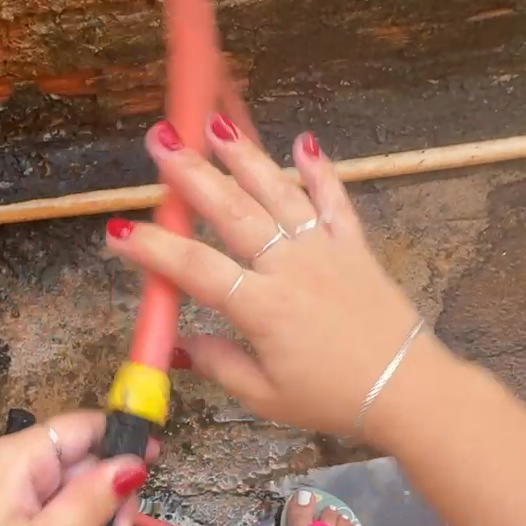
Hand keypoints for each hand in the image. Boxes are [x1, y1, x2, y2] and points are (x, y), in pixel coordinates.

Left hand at [0, 410, 149, 525]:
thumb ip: (92, 502)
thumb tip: (136, 464)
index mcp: (21, 456)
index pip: (84, 426)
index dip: (123, 440)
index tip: (153, 469)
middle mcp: (13, 463)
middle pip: (80, 462)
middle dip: (108, 497)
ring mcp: (5, 489)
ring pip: (67, 490)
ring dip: (90, 520)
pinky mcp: (0, 513)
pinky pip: (46, 510)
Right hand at [105, 118, 446, 438]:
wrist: (406, 390)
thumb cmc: (331, 399)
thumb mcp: (265, 396)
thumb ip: (219, 364)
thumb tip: (178, 347)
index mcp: (261, 307)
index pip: (195, 269)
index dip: (153, 250)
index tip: (118, 233)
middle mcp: (289, 267)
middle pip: (232, 212)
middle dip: (191, 175)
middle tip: (160, 142)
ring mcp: (324, 250)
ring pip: (278, 193)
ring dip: (245, 158)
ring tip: (218, 126)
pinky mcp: (354, 248)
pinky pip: (335, 201)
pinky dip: (320, 171)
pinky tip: (305, 142)